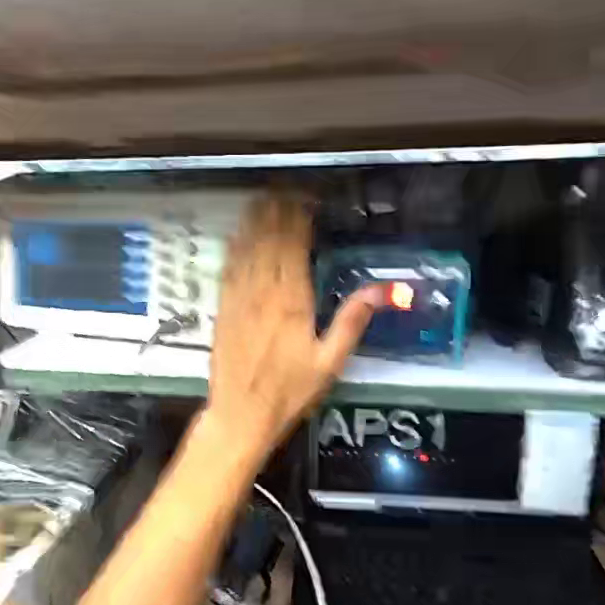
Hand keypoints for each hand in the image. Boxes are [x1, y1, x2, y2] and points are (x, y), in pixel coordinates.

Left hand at [204, 194, 382, 456]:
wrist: (240, 415)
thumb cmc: (289, 392)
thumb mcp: (330, 362)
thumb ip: (352, 321)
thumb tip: (383, 290)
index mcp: (292, 300)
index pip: (294, 246)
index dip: (300, 218)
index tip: (308, 199)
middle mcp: (263, 291)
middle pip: (269, 238)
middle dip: (278, 211)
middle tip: (287, 189)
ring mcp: (238, 297)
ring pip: (247, 247)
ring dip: (256, 220)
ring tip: (265, 197)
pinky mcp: (222, 307)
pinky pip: (229, 266)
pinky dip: (235, 245)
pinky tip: (239, 232)